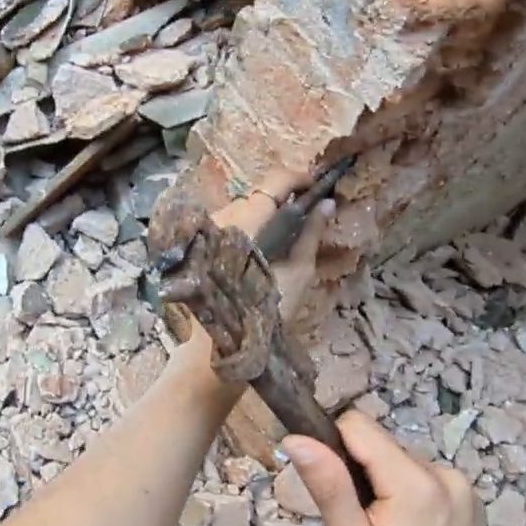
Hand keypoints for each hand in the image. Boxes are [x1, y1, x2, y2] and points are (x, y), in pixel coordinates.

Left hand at [209, 168, 329, 319]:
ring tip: (283, 232)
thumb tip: (328, 203)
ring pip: (239, 209)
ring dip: (262, 214)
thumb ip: (311, 234)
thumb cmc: (265, 313)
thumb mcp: (298, 273)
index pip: (273, 183)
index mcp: (244, 223)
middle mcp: (219, 219)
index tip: (316, 186)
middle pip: (254, 196)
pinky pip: (227, 225)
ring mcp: (204, 232)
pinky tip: (259, 247)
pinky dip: (246, 228)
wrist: (216, 346)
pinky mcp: (197, 246)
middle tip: (305, 212)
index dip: (297, 179)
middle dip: (280, 199)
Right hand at [283, 411, 504, 525]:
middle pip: (379, 445)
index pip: (357, 426)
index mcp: (416, 482)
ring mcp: (464, 490)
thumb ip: (327, 485)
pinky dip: (404, 496)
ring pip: (399, 462)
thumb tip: (296, 438)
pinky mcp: (472, 505)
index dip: (331, 446)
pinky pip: (422, 479)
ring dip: (381, 485)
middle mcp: (447, 474)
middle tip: (355, 524)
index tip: (327, 487)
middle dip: (358, 472)